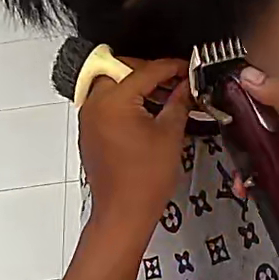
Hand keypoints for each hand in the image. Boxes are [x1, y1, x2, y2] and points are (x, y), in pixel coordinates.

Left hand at [78, 59, 190, 231]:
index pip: (146, 70)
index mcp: (114, 101)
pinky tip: (151, 112)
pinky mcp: (91, 131)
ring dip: (139, 85)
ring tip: (167, 96)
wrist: (124, 212)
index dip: (172, 67)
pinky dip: (128, 101)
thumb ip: (179, 102)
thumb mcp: (171, 134)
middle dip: (150, 71)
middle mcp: (95, 105)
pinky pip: (108, 103)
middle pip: (122, 69)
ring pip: (113, 85)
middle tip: (176, 80)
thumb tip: (187, 87)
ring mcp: (89, 118)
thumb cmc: (144, 179)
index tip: (188, 68)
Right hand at [236, 67, 278, 222]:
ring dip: (248, 161)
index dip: (246, 97)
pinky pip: (269, 174)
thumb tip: (251, 75)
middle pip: (261, 124)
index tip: (225, 105)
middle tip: (232, 143)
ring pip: (263, 152)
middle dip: (243, 136)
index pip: (269, 91)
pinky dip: (257, 180)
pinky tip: (251, 184)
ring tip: (242, 171)